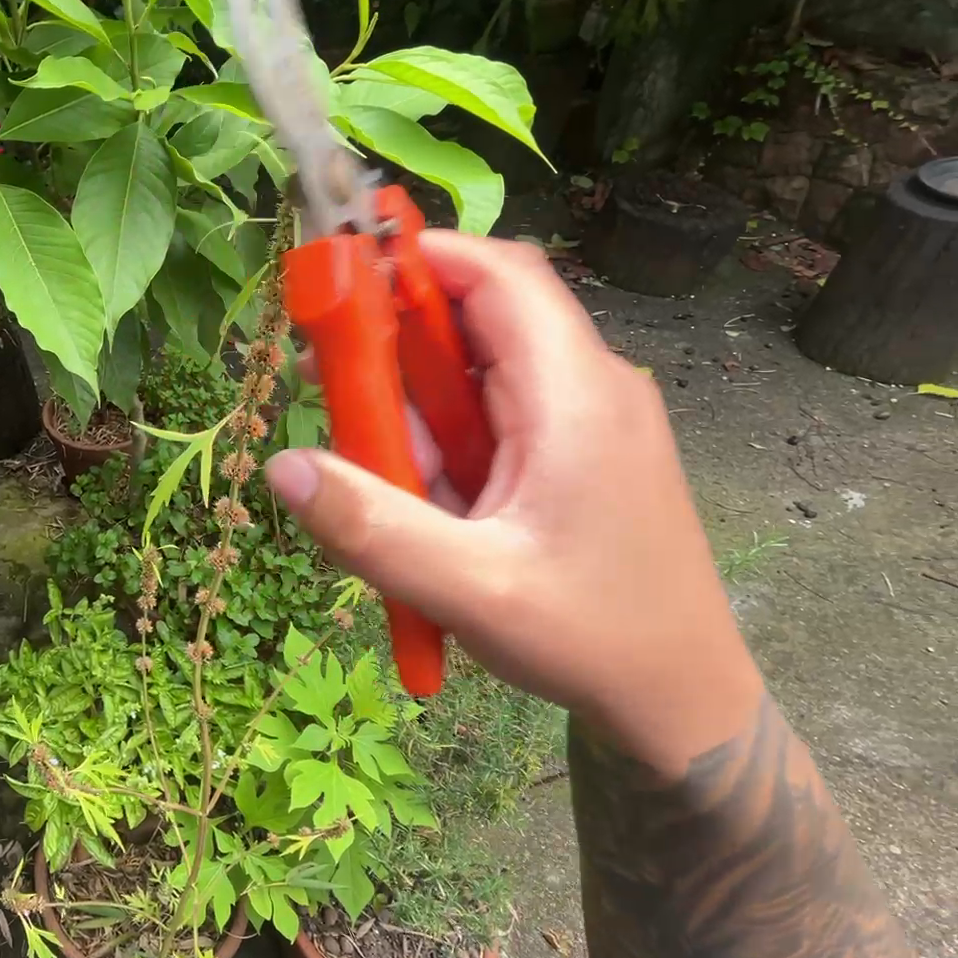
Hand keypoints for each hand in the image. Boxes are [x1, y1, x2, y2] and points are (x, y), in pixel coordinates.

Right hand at [264, 231, 764, 776]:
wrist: (678, 699)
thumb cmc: (592, 638)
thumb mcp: (469, 589)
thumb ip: (371, 528)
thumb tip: (280, 465)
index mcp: (576, 395)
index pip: (501, 276)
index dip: (419, 258)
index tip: (340, 278)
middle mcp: (581, 388)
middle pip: (473, 321)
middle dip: (391, 347)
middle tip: (326, 388)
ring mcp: (573, 421)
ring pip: (466, 376)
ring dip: (407, 412)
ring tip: (386, 480)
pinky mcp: (561, 453)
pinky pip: (477, 419)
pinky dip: (431, 445)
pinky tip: (422, 502)